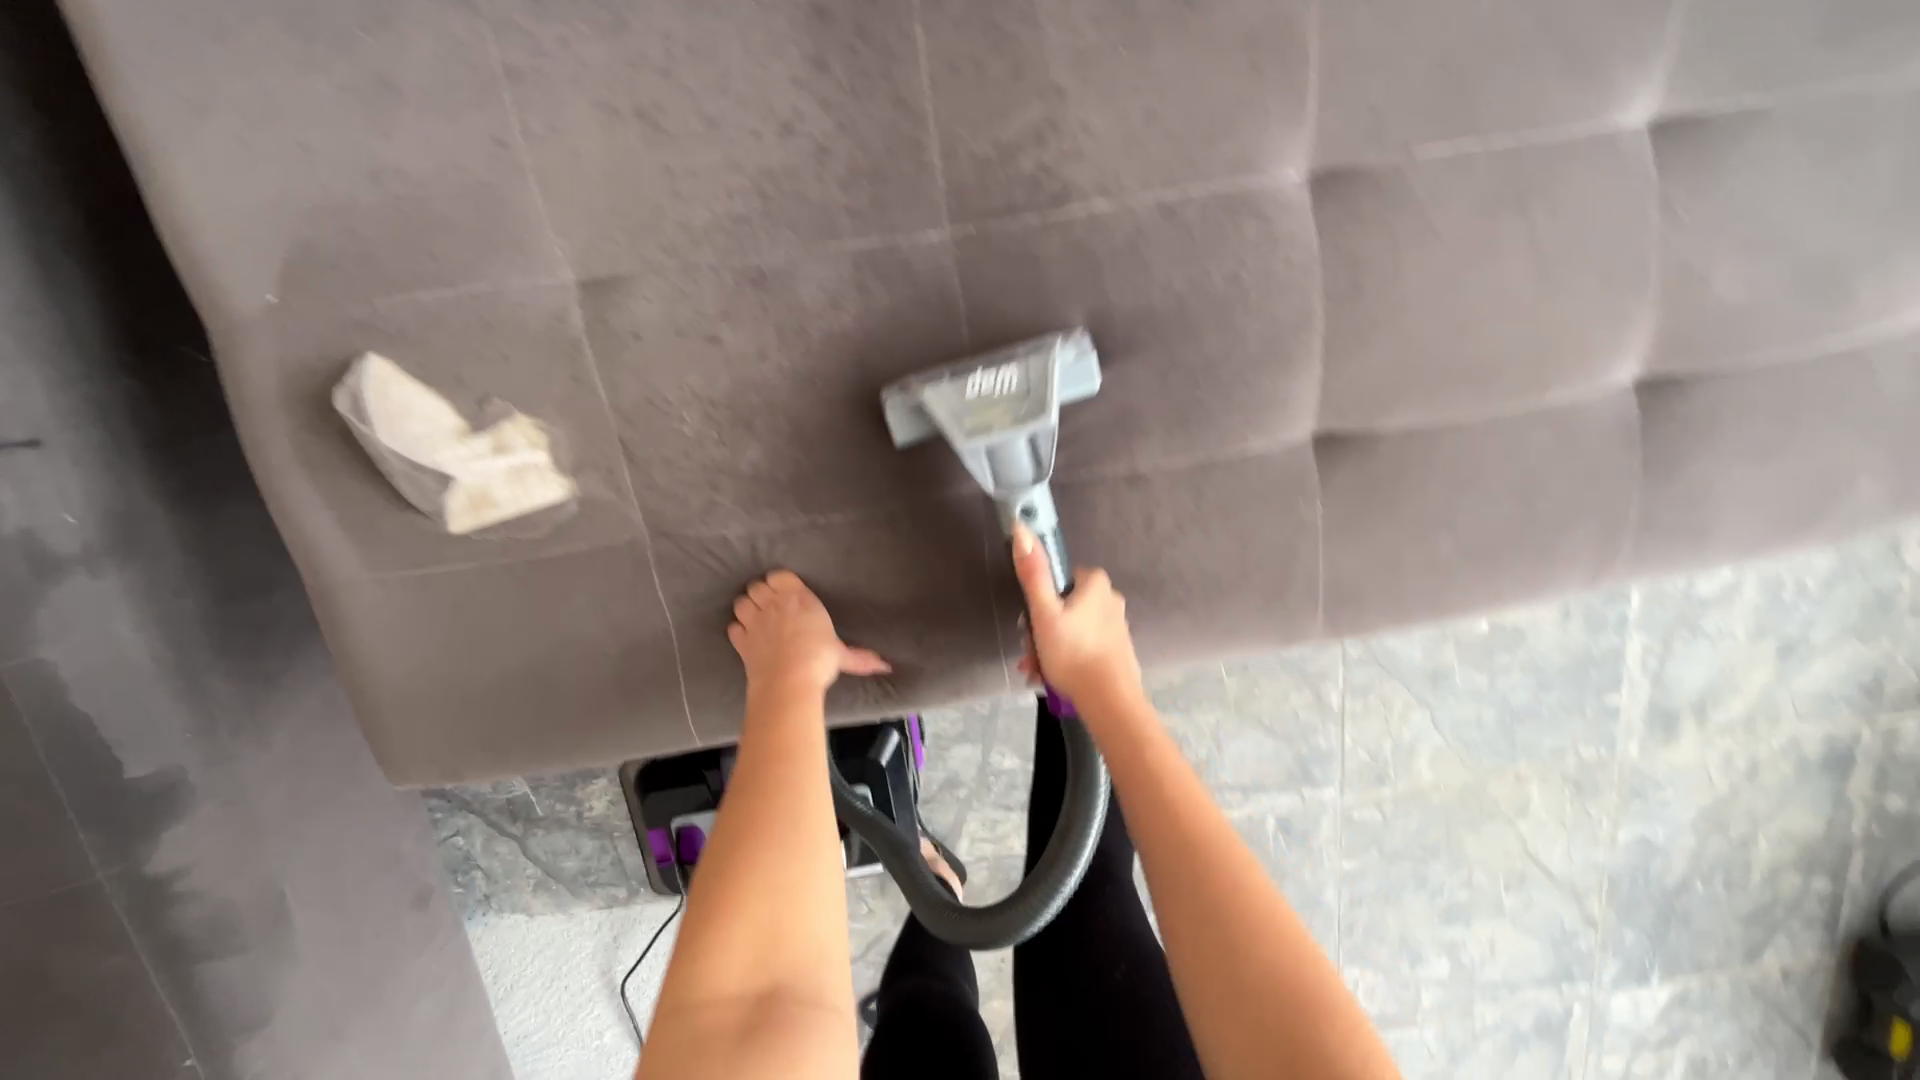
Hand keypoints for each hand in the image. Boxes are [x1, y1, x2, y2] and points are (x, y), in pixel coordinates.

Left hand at [728, 570, 890, 697]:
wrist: (788, 681)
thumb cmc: (819, 659)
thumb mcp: (842, 655)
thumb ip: (861, 657)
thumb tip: (887, 667)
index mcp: (798, 598)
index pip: (779, 576)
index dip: (779, 582)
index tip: (787, 594)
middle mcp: (773, 604)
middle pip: (757, 586)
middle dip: (761, 594)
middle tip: (772, 607)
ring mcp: (753, 621)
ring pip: (741, 603)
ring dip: (747, 608)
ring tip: (757, 618)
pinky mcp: (740, 641)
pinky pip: (733, 628)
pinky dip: (739, 631)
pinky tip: (748, 638)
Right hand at [1010, 524, 1144, 710]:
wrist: (1108, 700)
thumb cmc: (1073, 652)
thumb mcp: (1044, 612)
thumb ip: (1033, 573)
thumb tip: (1022, 529)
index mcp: (1095, 583)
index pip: (1058, 580)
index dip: (1038, 602)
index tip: (1028, 625)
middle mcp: (1110, 599)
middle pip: (1062, 607)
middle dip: (1040, 632)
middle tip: (1030, 653)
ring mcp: (1115, 626)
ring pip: (1070, 630)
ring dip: (1048, 649)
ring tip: (1037, 671)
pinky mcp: (1116, 649)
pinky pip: (1082, 647)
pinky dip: (1065, 659)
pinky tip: (1052, 677)